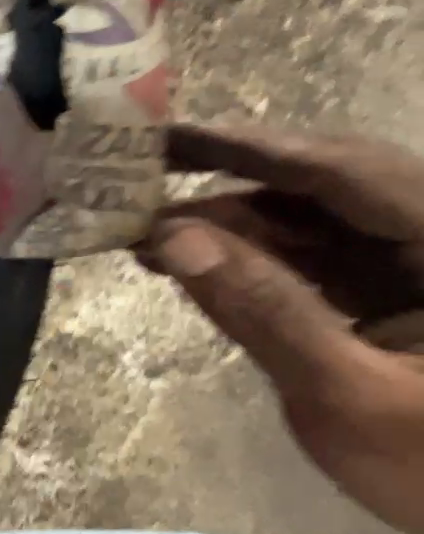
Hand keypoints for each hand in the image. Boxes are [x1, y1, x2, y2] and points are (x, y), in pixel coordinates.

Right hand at [137, 124, 423, 533]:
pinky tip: (187, 260)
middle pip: (329, 180)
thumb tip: (167, 235)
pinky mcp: (399, 291)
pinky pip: (313, 249)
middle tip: (138, 168)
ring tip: (144, 232)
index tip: (160, 136)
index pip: (349, 173)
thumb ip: (262, 310)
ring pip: (313, 214)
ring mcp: (420, 265)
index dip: (251, 147)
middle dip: (228, 172)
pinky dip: (247, 249)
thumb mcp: (349, 397)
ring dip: (226, 217)